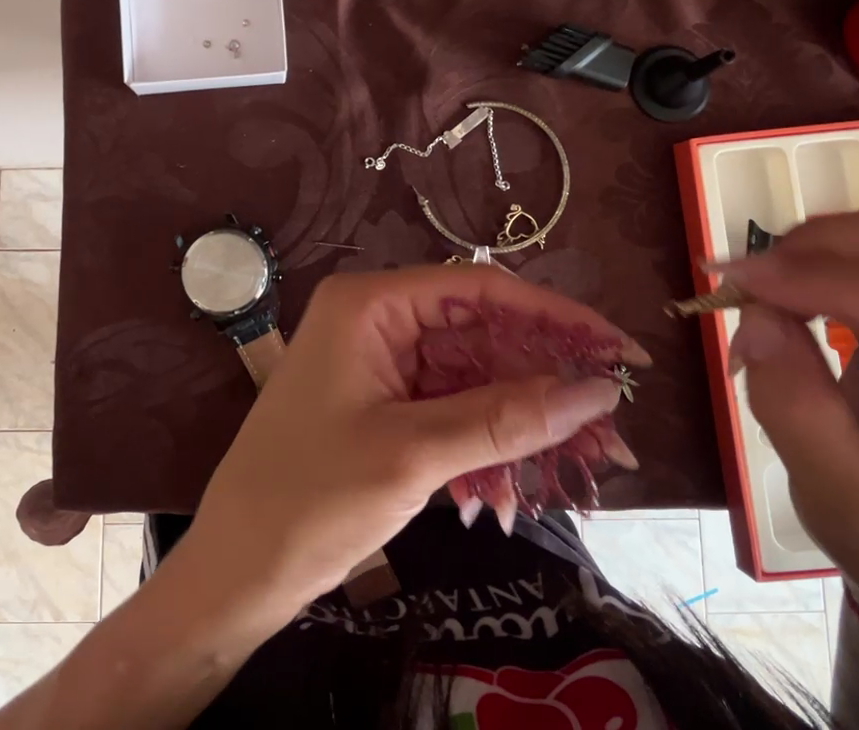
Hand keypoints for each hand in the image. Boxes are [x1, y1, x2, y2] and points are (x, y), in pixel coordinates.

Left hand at [180, 266, 628, 617]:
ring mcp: (379, 368)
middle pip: (482, 335)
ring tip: (591, 459)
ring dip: (527, 419)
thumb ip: (507, 417)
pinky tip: (524, 483)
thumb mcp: (415, 453)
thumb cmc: (311, 498)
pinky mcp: (384, 411)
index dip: (554, 316)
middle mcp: (375, 323)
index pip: (479, 290)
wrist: (239, 569)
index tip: (618, 350)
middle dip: (547, 380)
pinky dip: (491, 443)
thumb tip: (598, 389)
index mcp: (369, 305)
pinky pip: (453, 412)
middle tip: (614, 422)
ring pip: (474, 379)